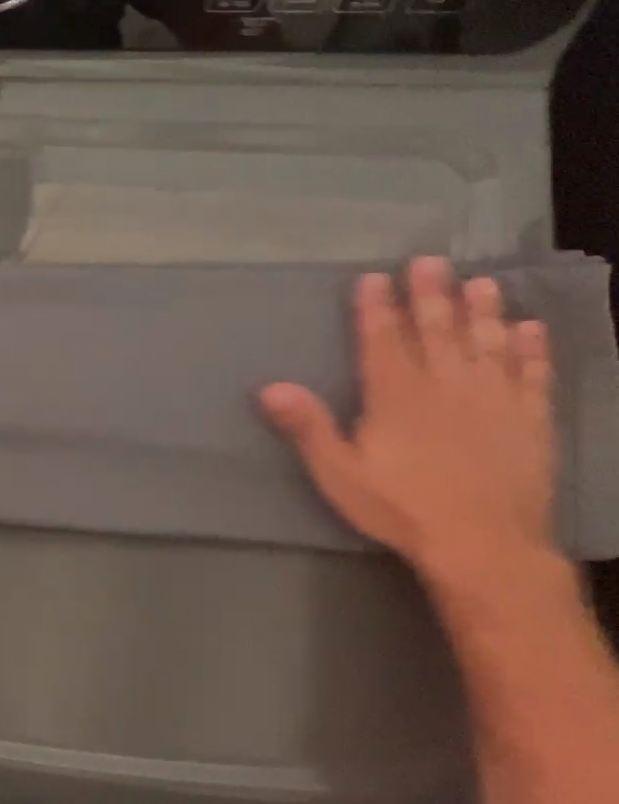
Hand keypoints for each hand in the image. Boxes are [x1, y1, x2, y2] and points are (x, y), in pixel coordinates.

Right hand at [260, 256, 556, 572]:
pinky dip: (531, 349)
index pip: (383, 342)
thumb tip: (270, 387)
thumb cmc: (398, 506)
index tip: (373, 278)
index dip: (377, 309)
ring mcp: (494, 401)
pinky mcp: (530, 420)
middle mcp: (447, 388)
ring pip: (488, 344)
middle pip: (438, 332)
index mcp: (396, 398)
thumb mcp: (338, 472)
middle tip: (429, 262)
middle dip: (431, 296)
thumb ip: (308, 427)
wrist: (482, 542)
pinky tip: (529, 330)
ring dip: (483, 312)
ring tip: (480, 282)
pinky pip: (533, 375)